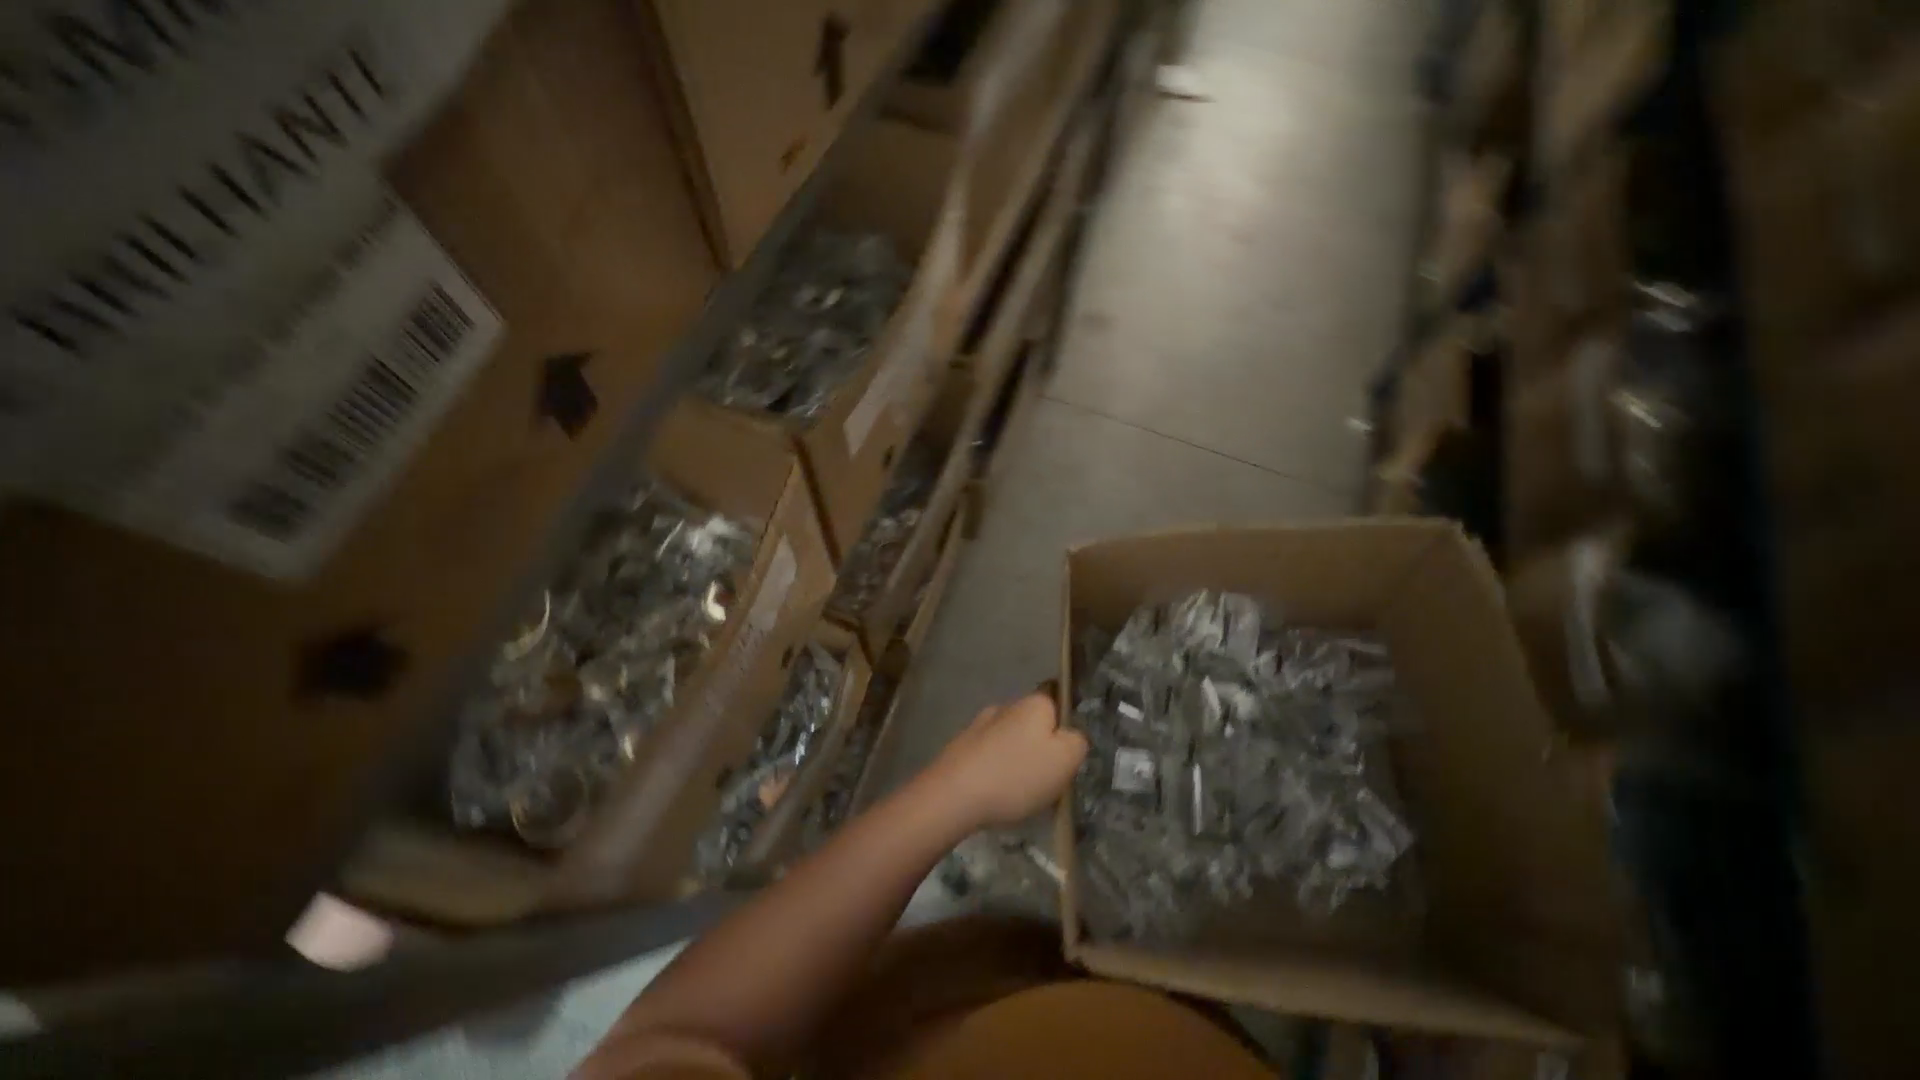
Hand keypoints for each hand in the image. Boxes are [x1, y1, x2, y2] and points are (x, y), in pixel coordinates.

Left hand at [920, 692, 1087, 830]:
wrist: (953, 796)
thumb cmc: (1016, 775)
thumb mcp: (1066, 759)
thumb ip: (1077, 741)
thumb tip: (1070, 735)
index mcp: (1033, 703)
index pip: (1056, 696)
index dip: (1065, 718)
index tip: (1068, 747)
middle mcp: (1005, 706)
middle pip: (1033, 721)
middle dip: (1041, 743)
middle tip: (1051, 776)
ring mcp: (978, 726)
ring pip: (1009, 738)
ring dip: (1017, 757)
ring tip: (1023, 790)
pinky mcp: (960, 747)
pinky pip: (989, 755)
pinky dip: (996, 769)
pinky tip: (998, 792)